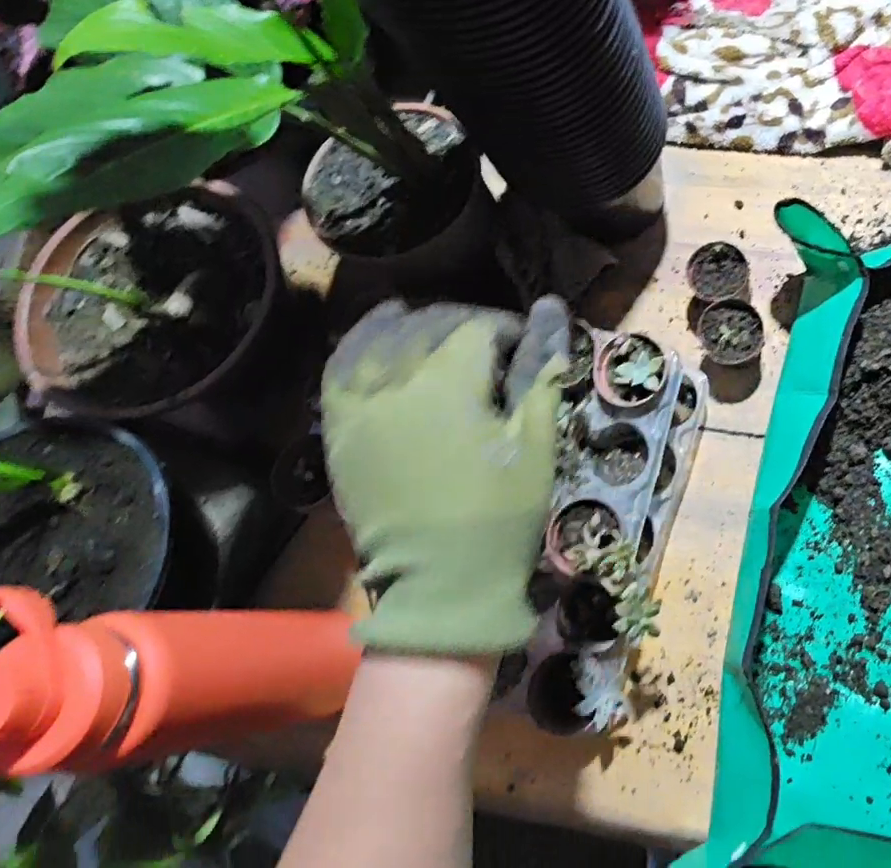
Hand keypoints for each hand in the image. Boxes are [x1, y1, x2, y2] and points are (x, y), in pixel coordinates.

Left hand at [321, 297, 567, 655]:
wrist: (444, 582)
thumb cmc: (502, 513)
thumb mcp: (536, 441)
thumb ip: (540, 369)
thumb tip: (551, 308)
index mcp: (451, 385)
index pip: (480, 328)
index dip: (509, 329)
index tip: (527, 346)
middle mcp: (397, 384)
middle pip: (430, 326)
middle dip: (466, 324)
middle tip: (493, 343)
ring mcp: (360, 408)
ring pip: (381, 340)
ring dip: (413, 324)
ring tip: (438, 328)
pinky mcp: (339, 432)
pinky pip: (339, 370)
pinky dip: (359, 343)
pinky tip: (380, 333)